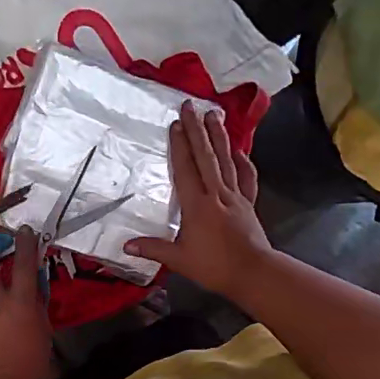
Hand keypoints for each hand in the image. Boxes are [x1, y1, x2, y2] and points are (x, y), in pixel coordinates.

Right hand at [126, 101, 275, 301]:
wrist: (253, 272)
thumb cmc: (215, 267)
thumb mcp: (179, 260)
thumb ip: (154, 249)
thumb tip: (126, 245)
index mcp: (197, 205)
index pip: (186, 168)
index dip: (179, 145)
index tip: (175, 123)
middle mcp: (216, 194)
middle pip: (205, 156)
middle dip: (197, 129)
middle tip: (191, 105)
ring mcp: (235, 197)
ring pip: (226, 161)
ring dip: (219, 137)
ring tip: (214, 115)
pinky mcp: (249, 204)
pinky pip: (246, 179)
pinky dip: (243, 163)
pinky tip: (240, 151)